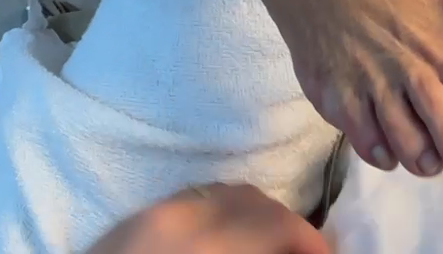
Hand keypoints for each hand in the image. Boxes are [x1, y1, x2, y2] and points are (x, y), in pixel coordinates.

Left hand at [85, 184, 328, 253]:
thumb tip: (298, 251)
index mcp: (198, 243)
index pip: (272, 221)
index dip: (310, 240)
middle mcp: (174, 216)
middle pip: (250, 199)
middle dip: (287, 228)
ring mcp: (148, 213)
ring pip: (222, 195)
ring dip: (256, 220)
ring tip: (274, 252)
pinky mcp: (131, 220)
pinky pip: (193, 204)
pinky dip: (223, 219)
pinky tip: (231, 247)